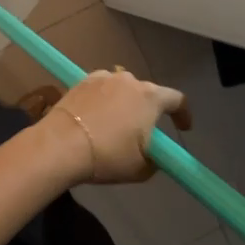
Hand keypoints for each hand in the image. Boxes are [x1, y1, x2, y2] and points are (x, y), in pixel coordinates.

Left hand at [50, 69, 185, 184]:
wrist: (61, 144)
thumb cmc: (107, 155)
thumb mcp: (141, 167)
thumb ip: (155, 158)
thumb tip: (152, 154)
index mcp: (150, 97)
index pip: (177, 100)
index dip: (183, 114)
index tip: (183, 128)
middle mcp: (129, 80)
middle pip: (147, 92)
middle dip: (149, 109)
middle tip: (143, 130)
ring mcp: (103, 77)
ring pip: (122, 88)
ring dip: (124, 102)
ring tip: (117, 122)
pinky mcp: (81, 81)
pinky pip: (100, 89)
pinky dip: (103, 99)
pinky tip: (96, 115)